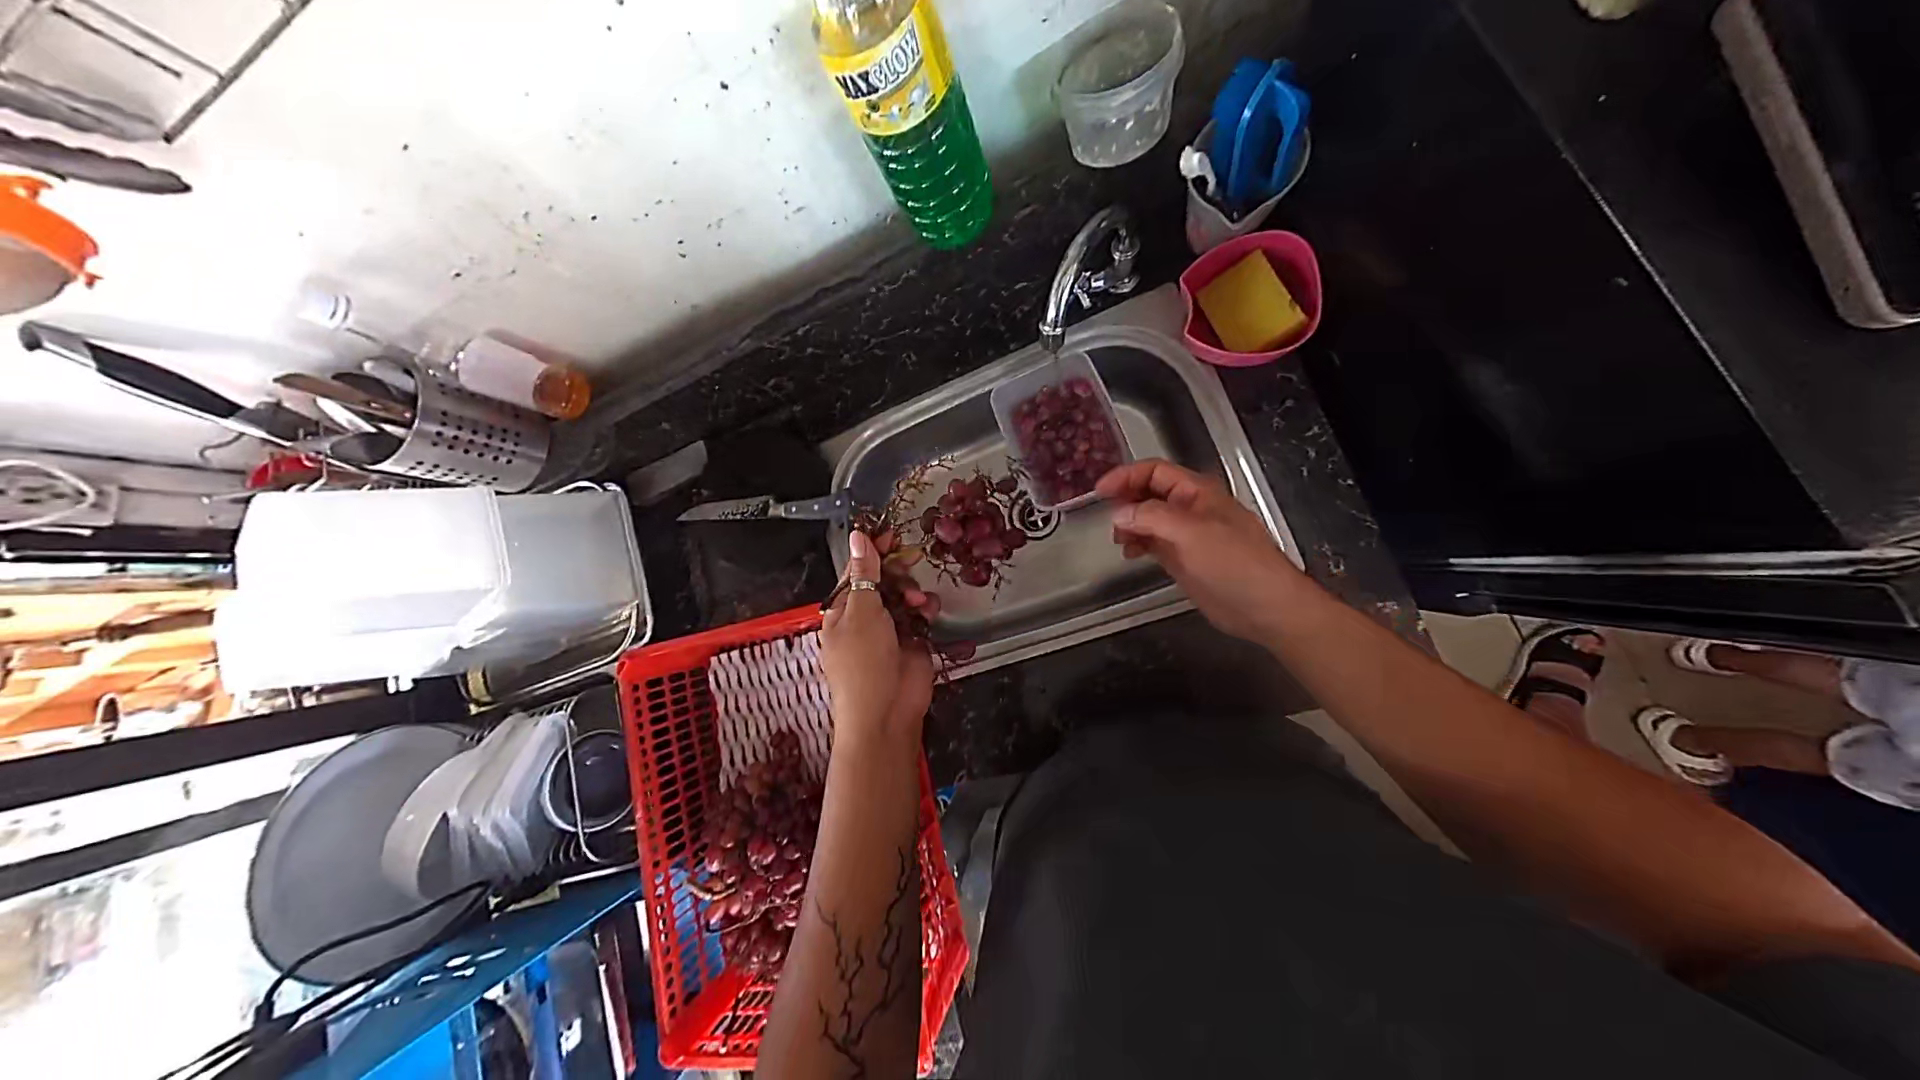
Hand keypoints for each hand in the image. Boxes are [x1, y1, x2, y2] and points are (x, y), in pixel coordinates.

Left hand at [820, 530, 934, 743]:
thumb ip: (864, 573)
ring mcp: (889, 631)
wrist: (886, 712)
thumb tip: (858, 537)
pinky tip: (929, 611)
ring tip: (916, 601)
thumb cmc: (863, 663)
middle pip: (883, 581)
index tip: (891, 535)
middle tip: (911, 560)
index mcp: (841, 611)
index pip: (856, 572)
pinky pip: (919, 617)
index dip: (873, 553)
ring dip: (912, 592)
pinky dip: (925, 610)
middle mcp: (864, 618)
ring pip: (904, 597)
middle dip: (897, 571)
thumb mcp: (861, 611)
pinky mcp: (911, 642)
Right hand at [1097, 459, 1309, 645]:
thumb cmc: (1234, 563)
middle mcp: (1189, 509)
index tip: (1100, 491)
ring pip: (1148, 519)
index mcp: (1196, 492)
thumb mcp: (1191, 532)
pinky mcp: (1182, 559)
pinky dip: (1137, 544)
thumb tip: (1119, 514)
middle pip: (1149, 493)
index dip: (1126, 476)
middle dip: (1125, 500)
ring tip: (1118, 539)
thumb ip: (1151, 517)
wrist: (1264, 606)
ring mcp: (1185, 535)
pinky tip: (1129, 553)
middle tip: (1105, 515)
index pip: (1155, 472)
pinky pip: (1152, 543)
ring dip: (1129, 524)